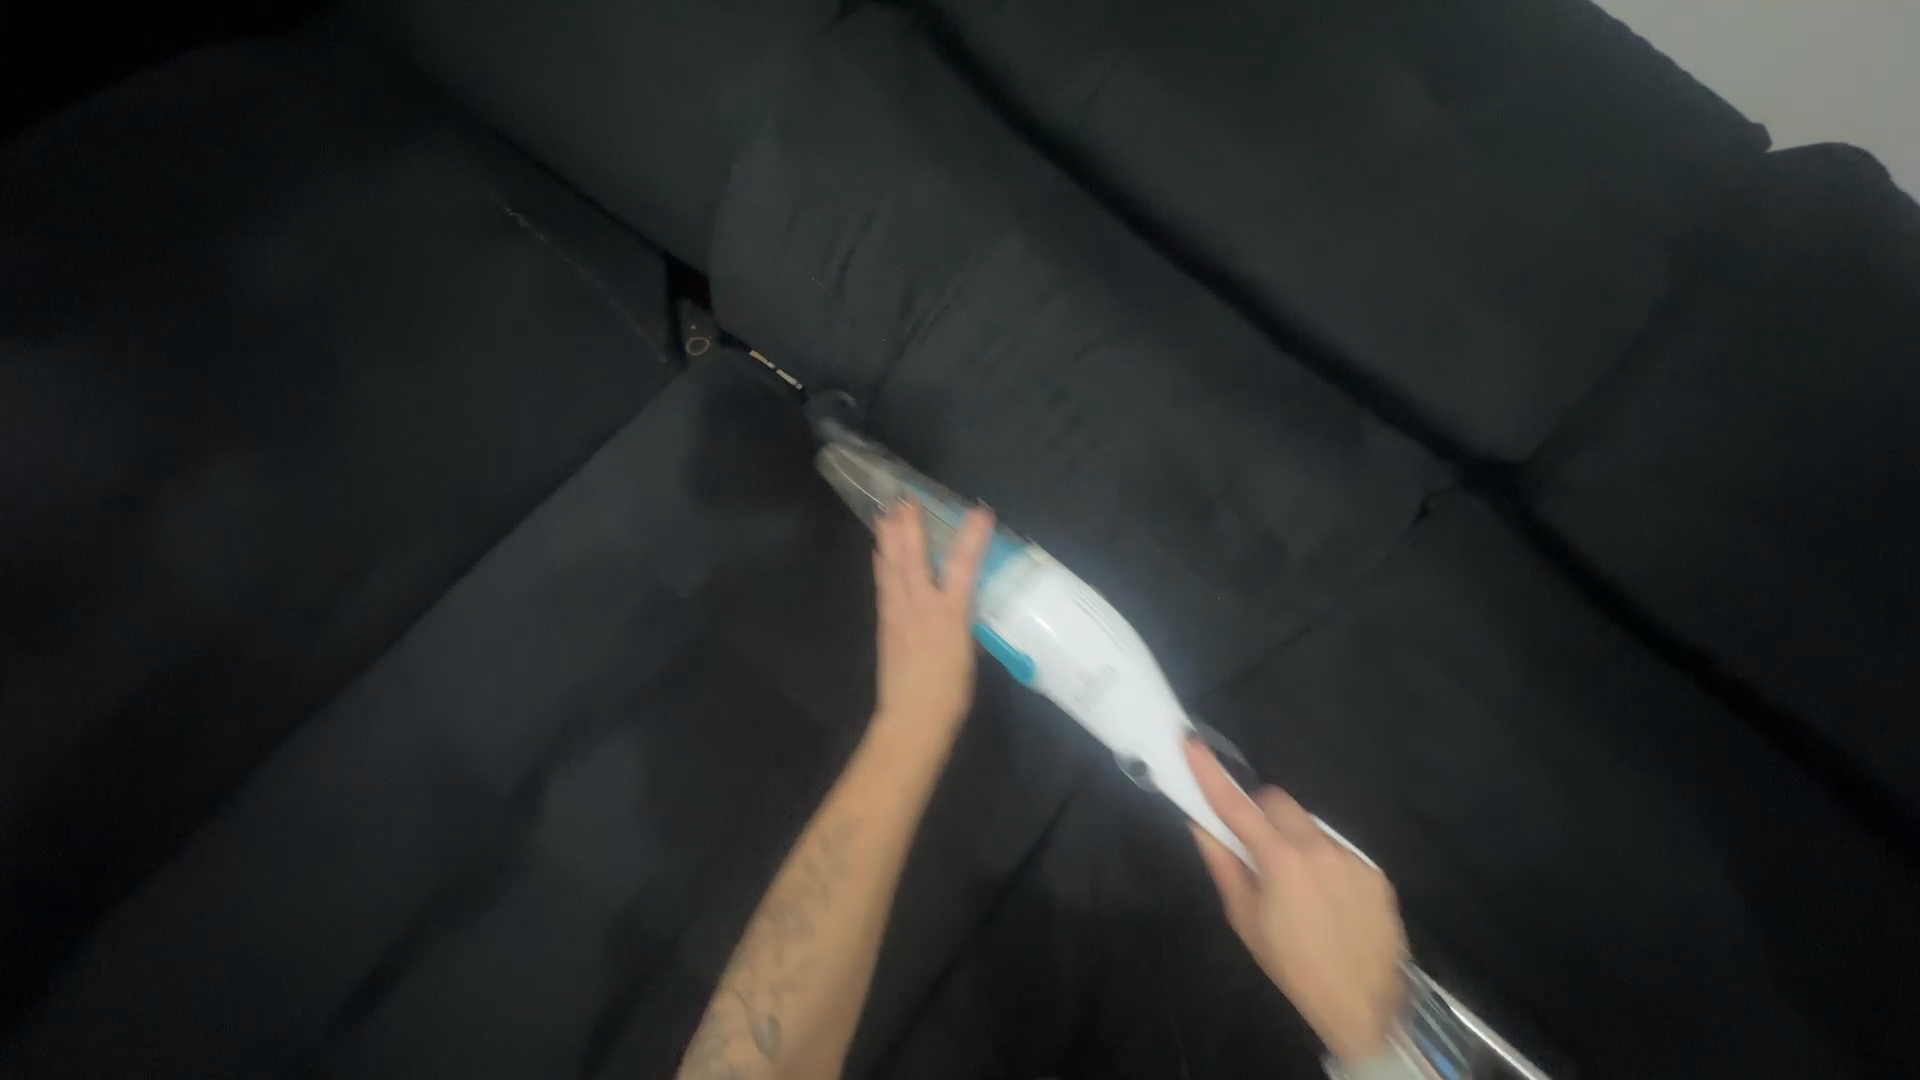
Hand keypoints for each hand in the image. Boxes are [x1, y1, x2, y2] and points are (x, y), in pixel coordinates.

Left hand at [872, 498, 994, 733]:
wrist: (913, 718)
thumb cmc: (950, 692)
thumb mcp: (968, 652)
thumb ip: (963, 623)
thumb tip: (959, 604)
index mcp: (951, 615)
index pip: (965, 566)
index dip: (973, 537)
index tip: (981, 512)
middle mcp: (922, 607)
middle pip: (915, 558)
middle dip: (912, 527)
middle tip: (907, 499)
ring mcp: (899, 614)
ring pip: (893, 568)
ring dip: (890, 539)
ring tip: (886, 514)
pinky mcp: (886, 624)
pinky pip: (883, 585)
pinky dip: (881, 565)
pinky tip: (879, 553)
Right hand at [1185, 740, 1406, 1064]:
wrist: (1365, 1010)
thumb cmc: (1291, 966)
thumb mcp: (1244, 919)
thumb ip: (1223, 864)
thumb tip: (1201, 825)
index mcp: (1279, 859)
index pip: (1235, 804)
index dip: (1209, 772)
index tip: (1192, 743)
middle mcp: (1317, 847)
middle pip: (1277, 800)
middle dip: (1260, 812)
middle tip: (1254, 844)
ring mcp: (1351, 858)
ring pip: (1309, 824)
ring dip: (1293, 838)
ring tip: (1298, 884)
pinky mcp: (1375, 873)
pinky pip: (1338, 850)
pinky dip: (1323, 862)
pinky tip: (1328, 900)